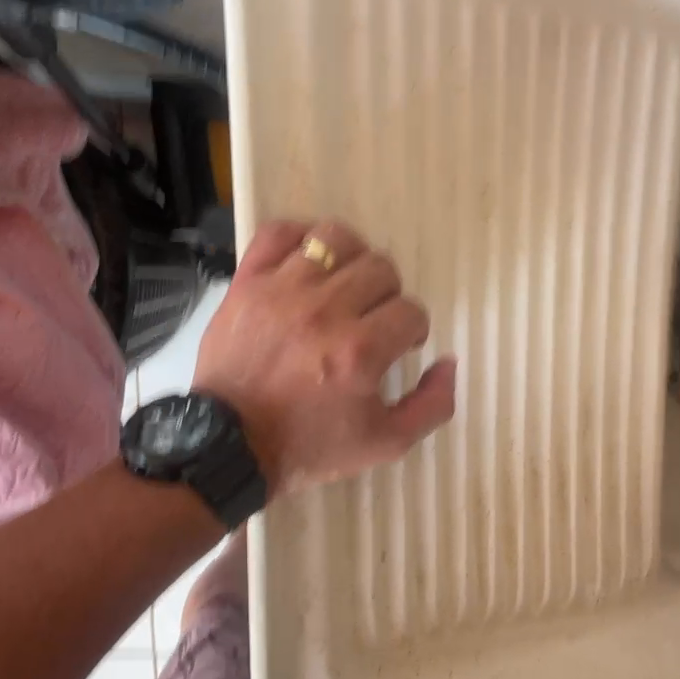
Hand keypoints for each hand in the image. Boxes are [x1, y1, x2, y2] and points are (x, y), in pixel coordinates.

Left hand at [193, 221, 456, 496]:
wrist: (230, 446)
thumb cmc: (310, 446)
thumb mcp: (385, 444)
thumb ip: (432, 405)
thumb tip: (448, 362)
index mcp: (360, 351)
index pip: (411, 311)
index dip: (412, 330)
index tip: (397, 347)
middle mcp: (325, 311)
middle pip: (380, 269)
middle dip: (387, 296)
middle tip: (371, 321)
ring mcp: (282, 291)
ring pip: (336, 239)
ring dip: (351, 261)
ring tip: (343, 286)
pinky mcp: (247, 283)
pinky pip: (279, 233)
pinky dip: (299, 239)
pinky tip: (306, 265)